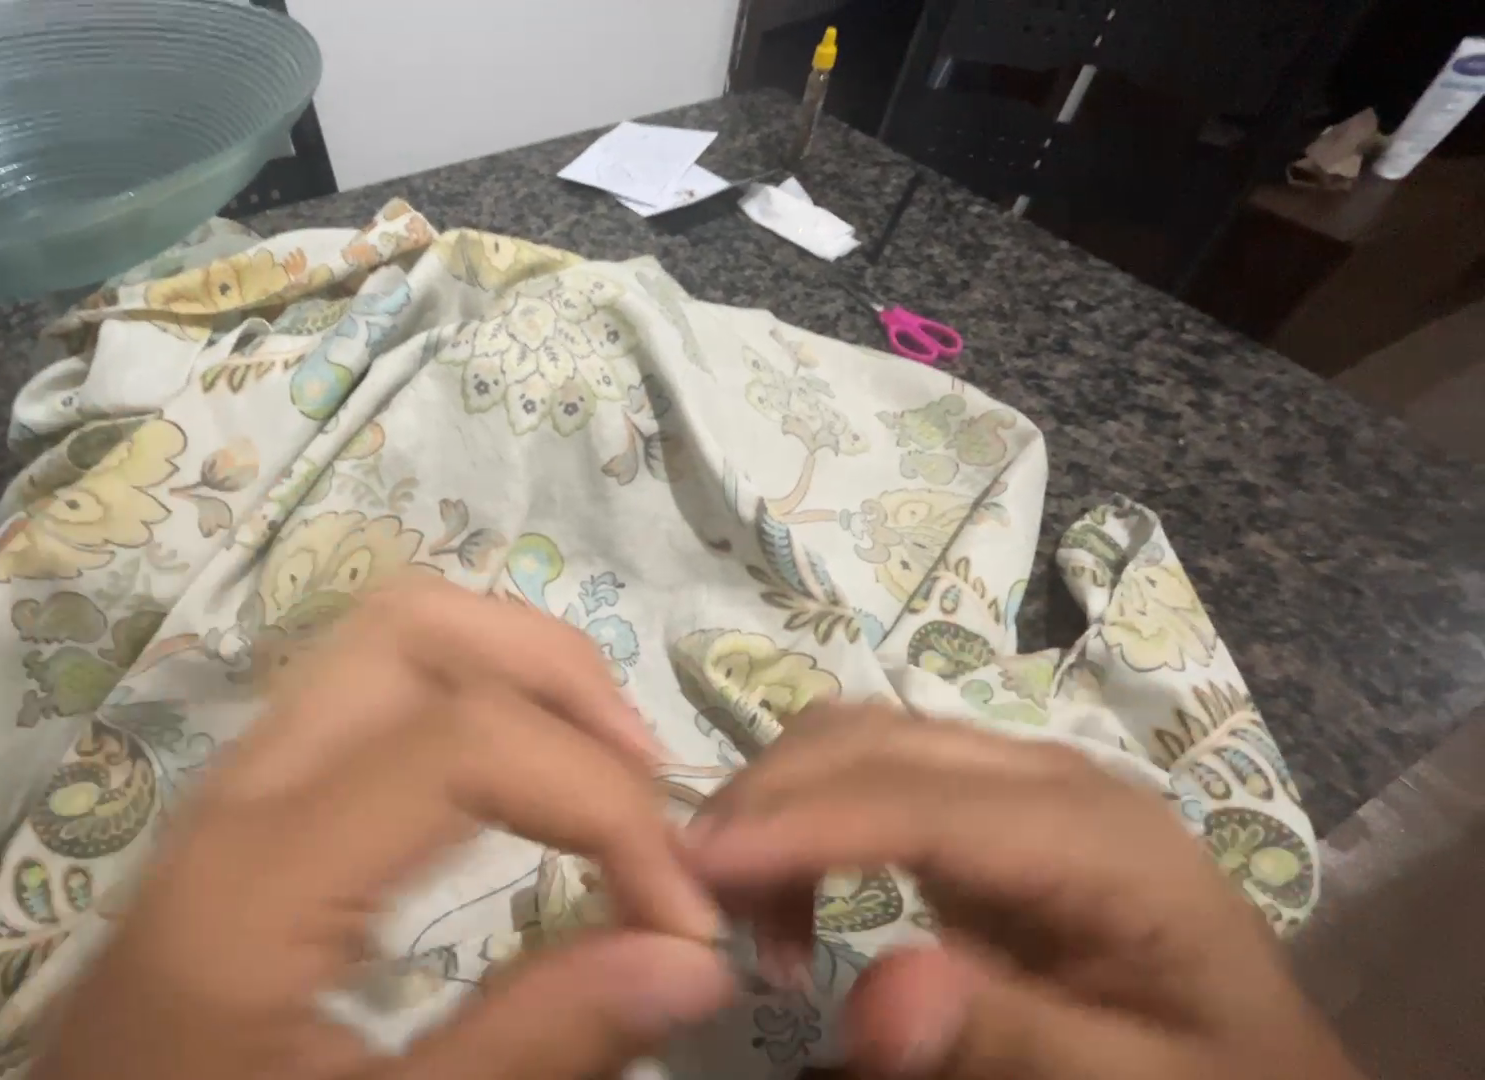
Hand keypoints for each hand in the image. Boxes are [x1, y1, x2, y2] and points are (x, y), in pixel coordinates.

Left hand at [32, 578, 731, 1079]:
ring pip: (394, 631)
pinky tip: (520, 770)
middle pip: (415, 624)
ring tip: (598, 761)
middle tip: (642, 777)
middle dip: (558, 673)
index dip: (606, 805)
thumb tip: (694, 958)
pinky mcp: (260, 787)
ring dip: (517, 666)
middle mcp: (243, 785)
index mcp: (257, 878)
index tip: (679, 912)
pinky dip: (475, 688)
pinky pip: (378, 680)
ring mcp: (243, 771)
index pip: (466, 743)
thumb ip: (536, 1044)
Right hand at [685, 705, 1359, 1079]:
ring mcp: (1002, 772)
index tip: (695, 865)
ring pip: (849, 737)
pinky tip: (794, 890)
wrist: (1250, 1056)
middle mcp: (1040, 771)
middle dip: (766, 800)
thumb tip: (874, 999)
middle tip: (698, 895)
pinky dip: (798, 811)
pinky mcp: (972, 792)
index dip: (797, 824)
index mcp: (1096, 833)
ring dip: (775, 802)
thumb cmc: (1206, 1072)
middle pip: (867, 739)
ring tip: (750, 911)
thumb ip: (1015, 1046)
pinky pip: (857, 768)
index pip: (915, 801)